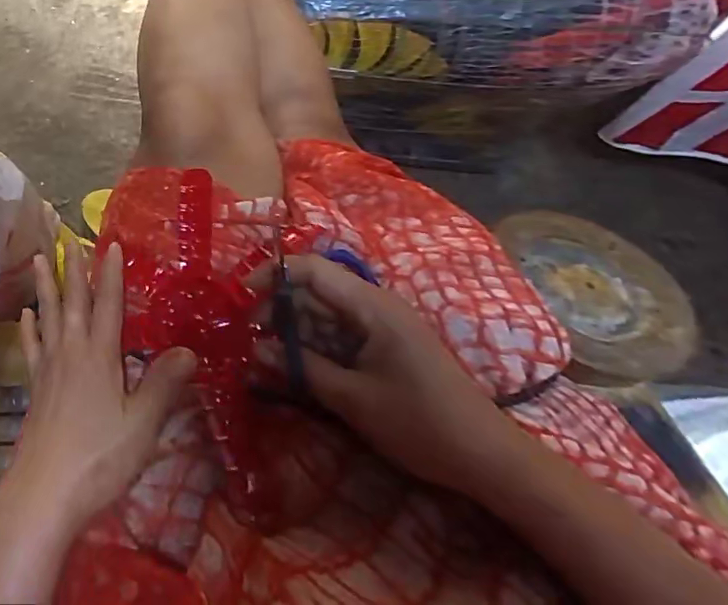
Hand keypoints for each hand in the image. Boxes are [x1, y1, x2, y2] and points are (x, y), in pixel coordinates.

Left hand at [0, 243, 195, 604]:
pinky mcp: (35, 388)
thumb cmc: (98, 457)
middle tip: (69, 239)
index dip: (111, 274)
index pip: (108, 305)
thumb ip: (163, 384)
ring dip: (46, 286)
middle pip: (73, 302)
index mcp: (99, 356)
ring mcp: (49, 369)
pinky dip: (30, 327)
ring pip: (48, 316)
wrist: (43, 493)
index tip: (111, 244)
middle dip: (74, 269)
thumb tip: (189, 348)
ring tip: (39, 258)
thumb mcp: (141, 424)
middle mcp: (71, 352)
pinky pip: (32, 347)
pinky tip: (27, 315)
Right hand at [254, 253, 530, 495]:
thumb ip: (303, 368)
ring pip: (322, 314)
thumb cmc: (421, 422)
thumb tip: (256, 349)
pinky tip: (291, 364)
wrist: (488, 458)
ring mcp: (379, 326)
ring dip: (291, 330)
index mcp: (371, 305)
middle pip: (314, 291)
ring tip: (259, 352)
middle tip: (244, 334)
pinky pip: (338, 335)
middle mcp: (373, 306)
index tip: (239, 297)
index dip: (271, 274)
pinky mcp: (383, 347)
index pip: (311, 269)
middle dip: (276, 307)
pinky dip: (312, 346)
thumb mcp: (354, 399)